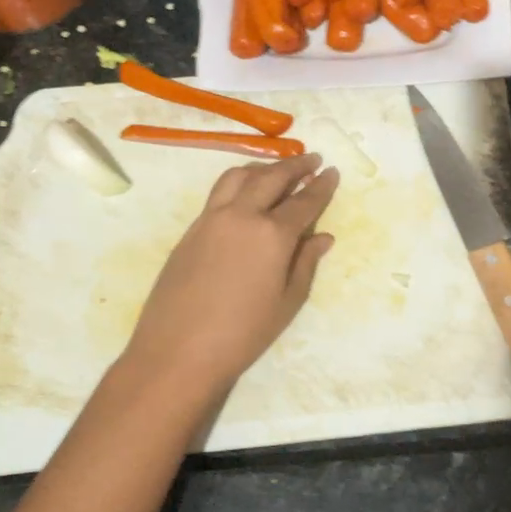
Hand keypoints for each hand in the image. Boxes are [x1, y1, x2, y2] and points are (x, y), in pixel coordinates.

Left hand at [122, 154, 340, 391]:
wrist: (177, 352)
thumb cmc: (242, 334)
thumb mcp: (287, 303)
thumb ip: (306, 263)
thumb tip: (323, 236)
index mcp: (272, 234)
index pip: (304, 201)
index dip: (322, 186)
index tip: (332, 171)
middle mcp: (242, 215)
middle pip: (271, 178)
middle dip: (294, 166)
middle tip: (311, 160)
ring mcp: (211, 219)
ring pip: (239, 177)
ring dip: (263, 168)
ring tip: (278, 170)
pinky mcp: (191, 229)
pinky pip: (219, 192)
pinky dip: (239, 182)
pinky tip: (246, 193)